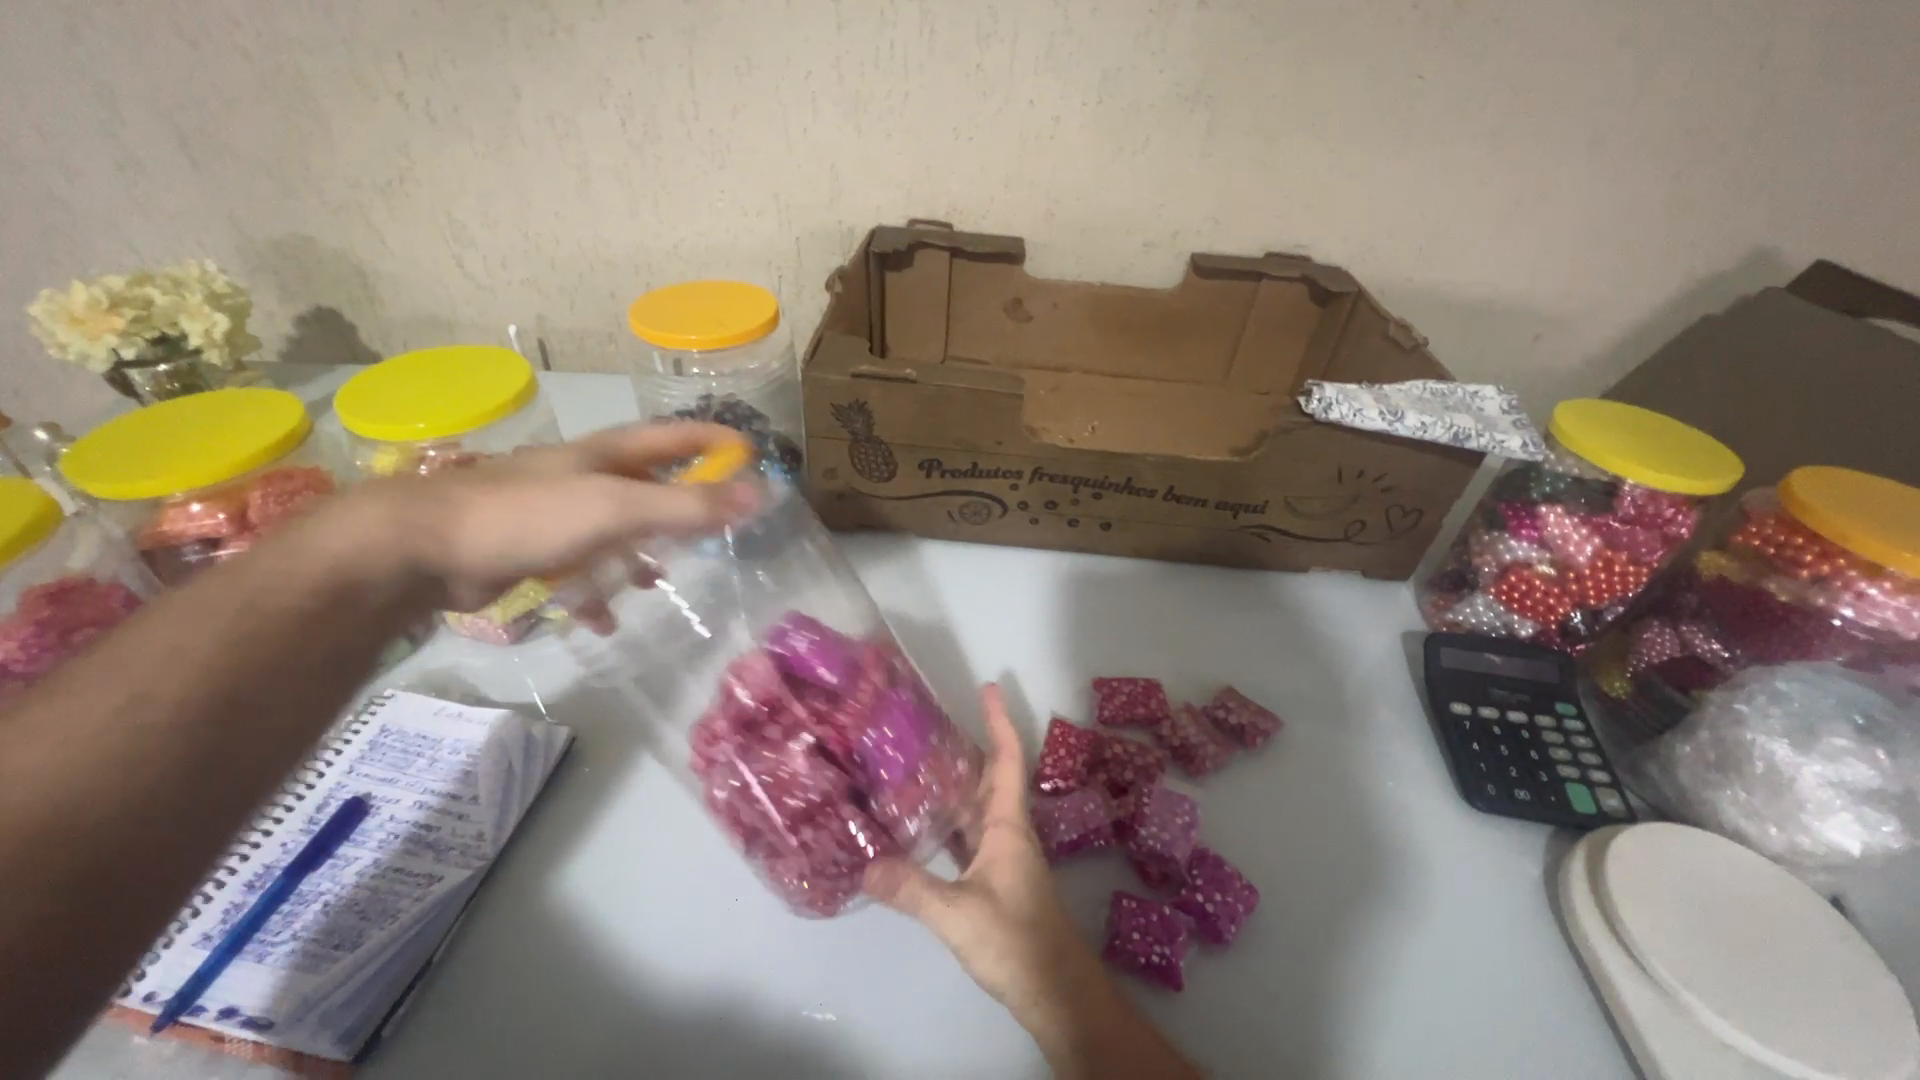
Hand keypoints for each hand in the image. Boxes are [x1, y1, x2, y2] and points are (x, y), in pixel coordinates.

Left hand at [354, 421, 757, 611]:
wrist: (424, 548)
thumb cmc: (529, 516)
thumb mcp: (618, 508)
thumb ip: (688, 506)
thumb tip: (761, 495)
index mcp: (606, 455)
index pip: (673, 435)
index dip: (713, 439)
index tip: (750, 454)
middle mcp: (584, 477)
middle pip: (647, 485)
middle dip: (681, 506)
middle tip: (712, 530)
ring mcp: (556, 513)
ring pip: (616, 531)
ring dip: (639, 555)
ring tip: (657, 581)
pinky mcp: (531, 549)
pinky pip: (581, 569)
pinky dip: (598, 592)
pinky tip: (606, 619)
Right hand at [864, 685, 1101, 1019]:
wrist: (1056, 991)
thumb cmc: (1017, 941)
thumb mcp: (958, 913)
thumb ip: (912, 888)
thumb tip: (865, 864)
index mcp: (1008, 826)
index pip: (1007, 760)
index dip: (999, 721)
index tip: (987, 687)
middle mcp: (1008, 834)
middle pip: (990, 779)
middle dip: (967, 748)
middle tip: (927, 728)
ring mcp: (1004, 860)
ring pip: (978, 810)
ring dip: (955, 787)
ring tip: (914, 769)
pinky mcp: (996, 884)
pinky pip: (970, 840)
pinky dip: (949, 826)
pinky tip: (921, 833)